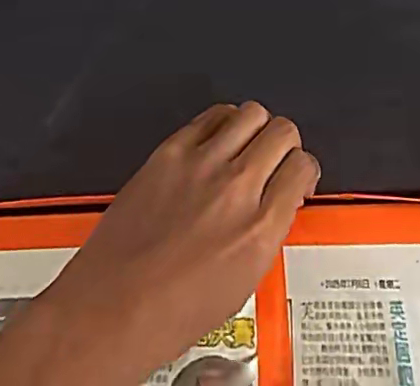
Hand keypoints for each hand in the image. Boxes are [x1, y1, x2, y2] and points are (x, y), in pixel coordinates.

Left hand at [0, 102, 318, 385]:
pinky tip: (215, 137)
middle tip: (276, 153)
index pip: (302, 168)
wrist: (116, 302)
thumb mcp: (242, 283)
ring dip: (256, 125)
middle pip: (282, 131)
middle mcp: (234, 189)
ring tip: (247, 140)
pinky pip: (208, 116)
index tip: (296, 173)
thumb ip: (265, 233)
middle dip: (286, 142)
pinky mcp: (169, 151)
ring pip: (249, 112)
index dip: (304, 169)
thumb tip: (274, 207)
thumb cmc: (169, 308)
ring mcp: (200, 163)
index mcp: (259, 230)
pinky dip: (219, 121)